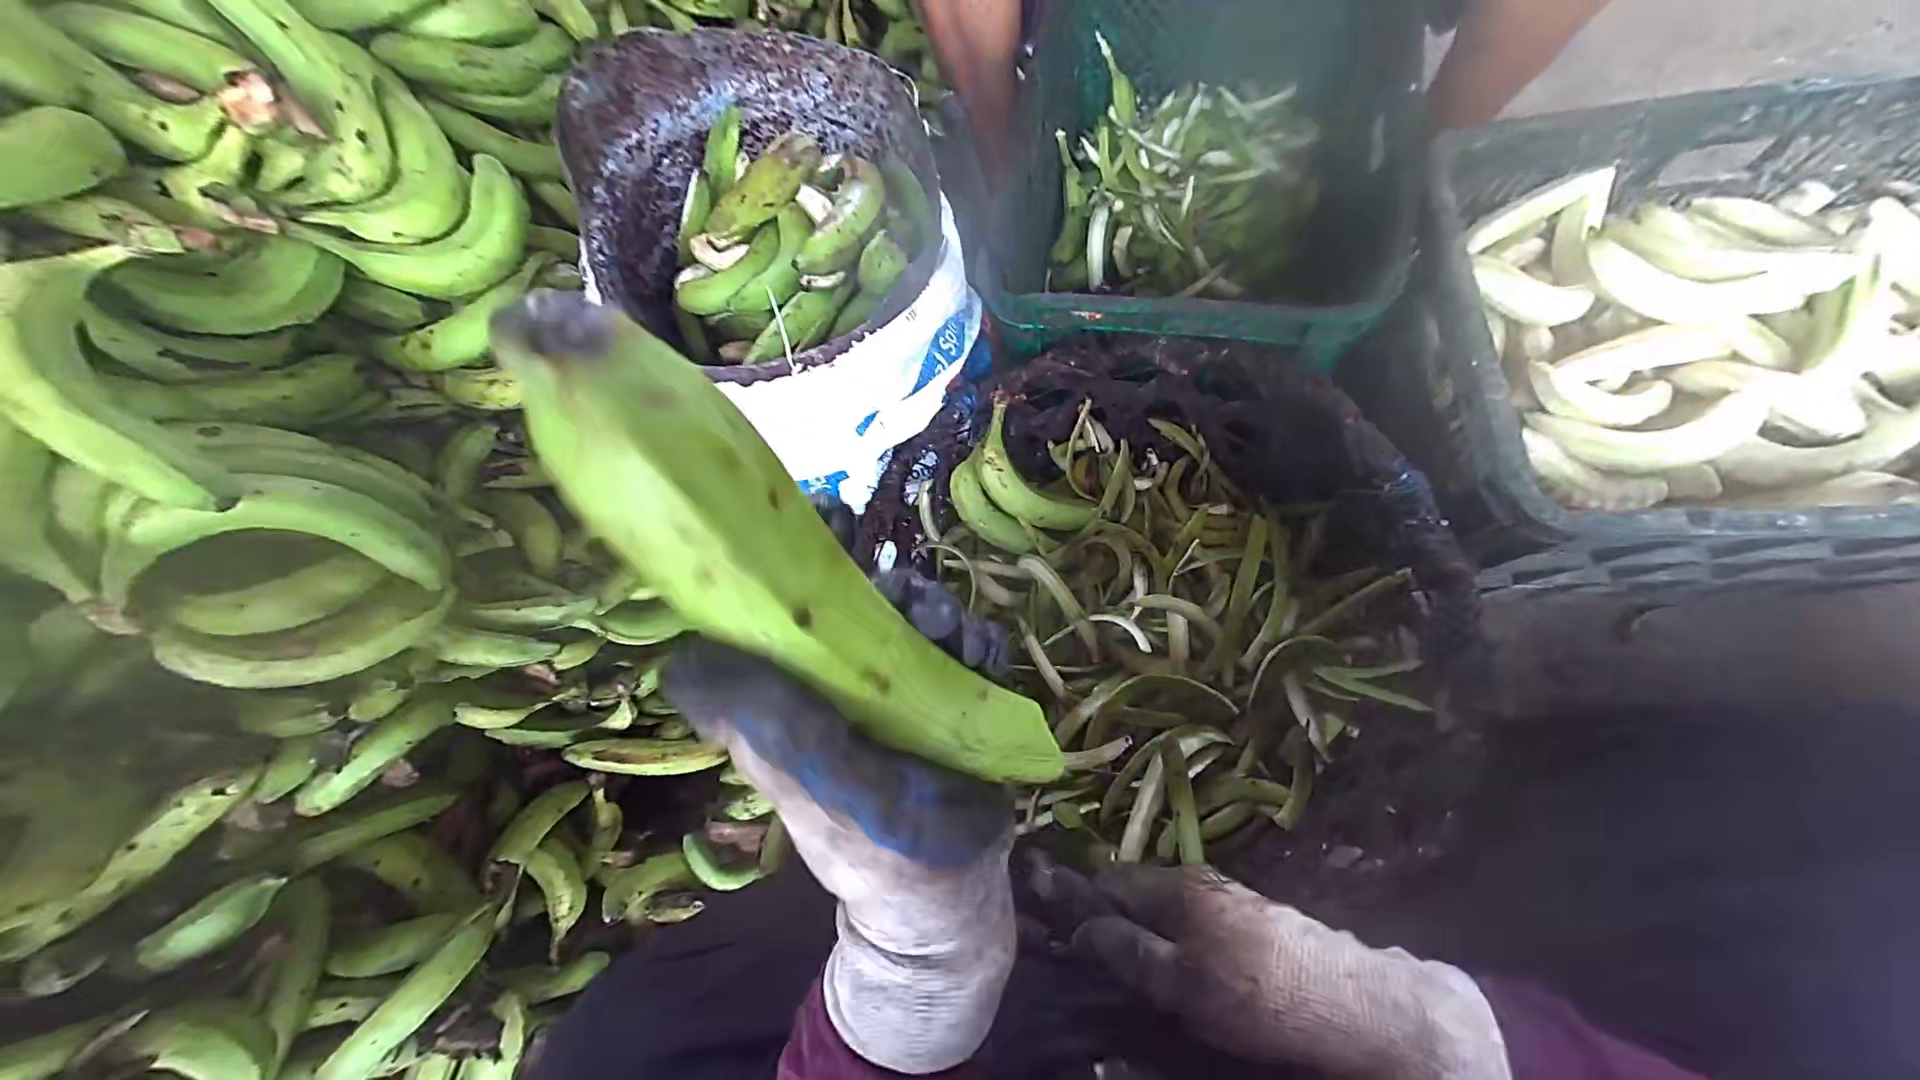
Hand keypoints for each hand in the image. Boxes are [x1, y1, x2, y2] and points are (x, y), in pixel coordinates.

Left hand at [663, 564, 1015, 1074]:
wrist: (944, 895)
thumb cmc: (866, 849)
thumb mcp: (812, 792)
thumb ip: (767, 733)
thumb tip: (685, 663)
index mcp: (820, 694)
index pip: (819, 616)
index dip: (832, 582)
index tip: (853, 568)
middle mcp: (869, 684)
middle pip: (885, 612)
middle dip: (904, 596)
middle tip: (917, 604)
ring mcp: (921, 691)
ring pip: (933, 626)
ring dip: (945, 615)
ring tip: (957, 635)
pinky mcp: (966, 703)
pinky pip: (978, 657)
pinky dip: (984, 644)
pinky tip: (984, 654)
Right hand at [1027, 857, 1511, 1079]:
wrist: (1354, 1001)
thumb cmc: (1255, 994)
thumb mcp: (1181, 984)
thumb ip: (1128, 951)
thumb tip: (1081, 929)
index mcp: (1172, 885)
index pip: (1110, 880)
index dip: (1085, 903)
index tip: (1069, 931)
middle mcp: (1195, 876)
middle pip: (1138, 888)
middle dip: (1116, 914)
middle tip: (1103, 956)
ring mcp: (1226, 891)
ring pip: (1167, 902)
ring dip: (1148, 924)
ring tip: (1141, 961)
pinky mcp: (1251, 911)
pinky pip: (1195, 913)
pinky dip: (1178, 931)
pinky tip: (1188, 959)